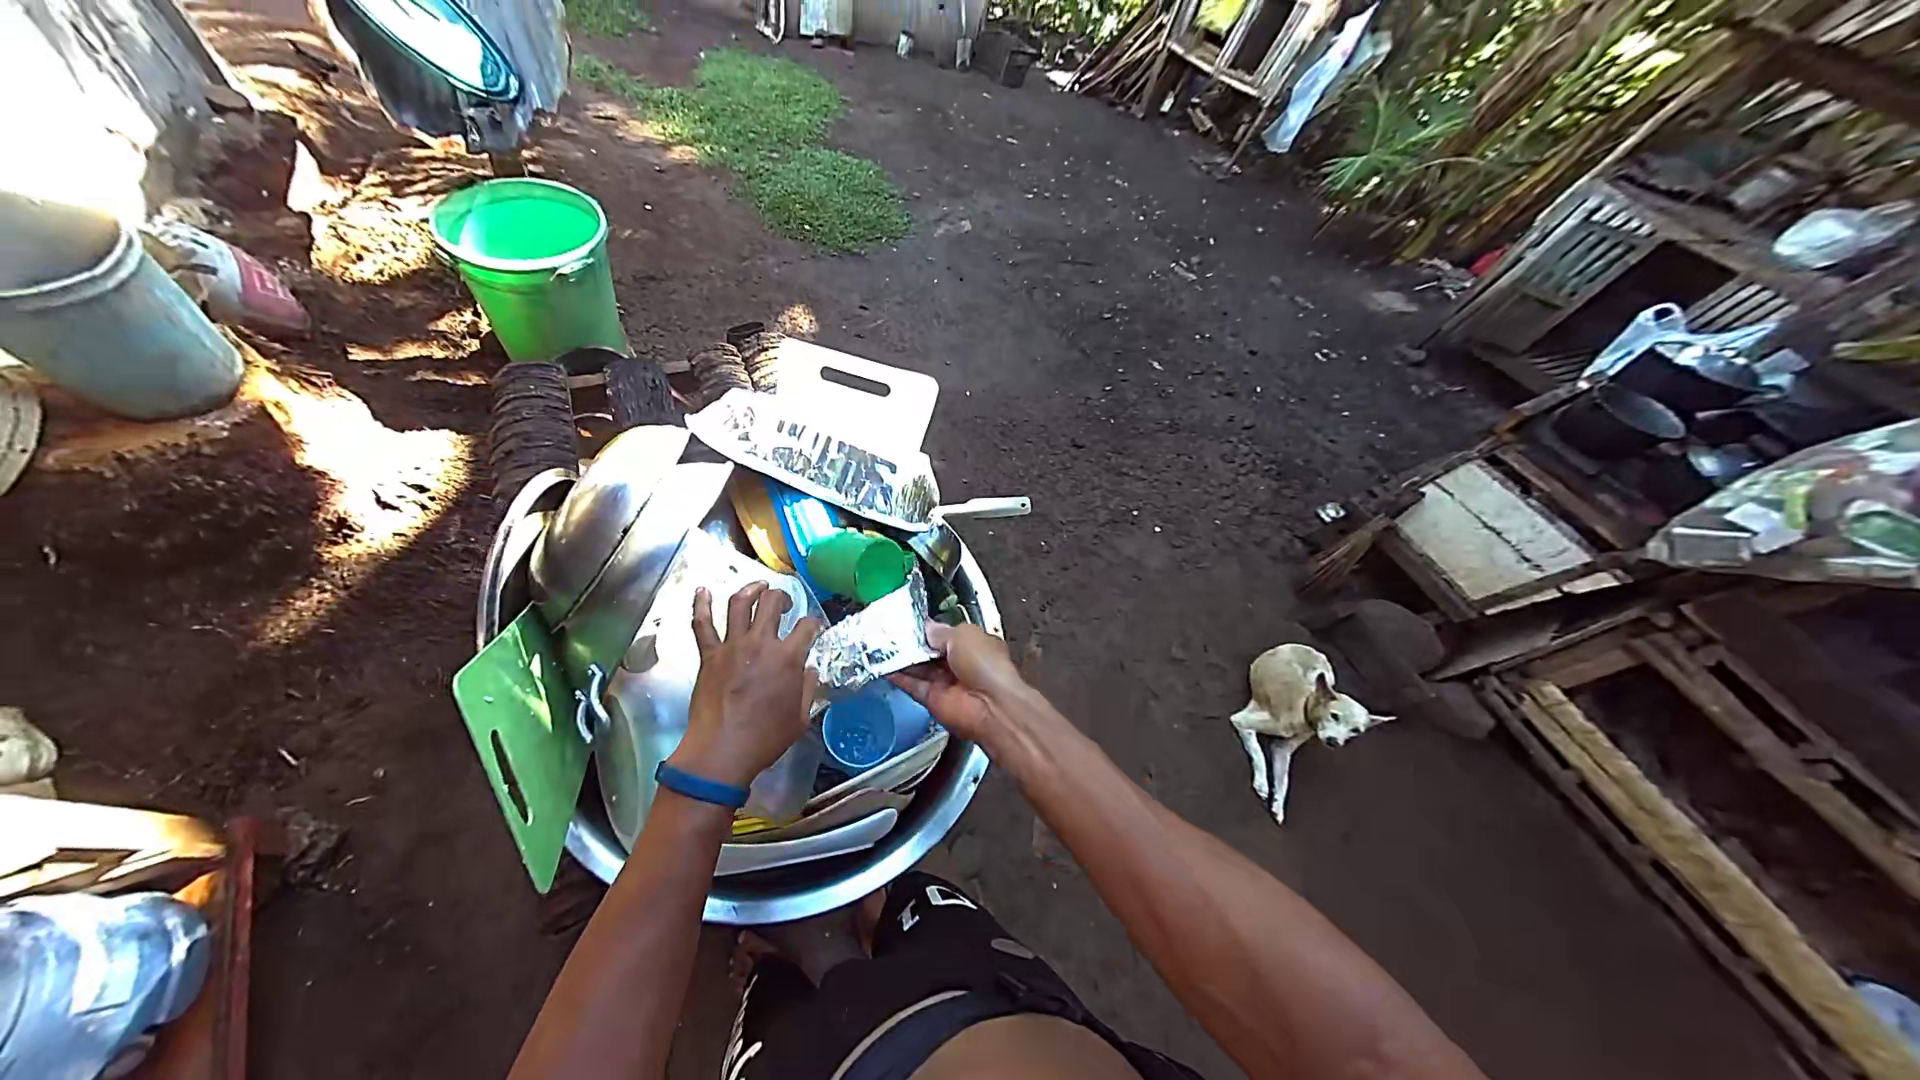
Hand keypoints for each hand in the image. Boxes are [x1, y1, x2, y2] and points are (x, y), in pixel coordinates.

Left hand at [670, 583, 823, 789]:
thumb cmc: (765, 738)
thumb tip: (810, 671)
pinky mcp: (709, 655)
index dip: (815, 623)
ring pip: (740, 604)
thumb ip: (808, 689)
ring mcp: (732, 646)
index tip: (815, 627)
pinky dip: (701, 605)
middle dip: (782, 596)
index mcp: (788, 658)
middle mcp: (761, 643)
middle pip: (772, 603)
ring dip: (751, 589)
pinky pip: (702, 624)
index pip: (807, 626)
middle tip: (785, 602)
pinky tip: (702, 590)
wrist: (722, 750)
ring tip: (758, 586)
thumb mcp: (800, 717)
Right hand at [890, 623, 1033, 745]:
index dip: (929, 630)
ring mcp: (946, 684)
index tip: (909, 622)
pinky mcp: (933, 700)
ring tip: (882, 645)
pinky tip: (885, 666)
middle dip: (913, 644)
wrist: (991, 705)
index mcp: (973, 645)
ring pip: (919, 669)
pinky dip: (899, 677)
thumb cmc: (987, 665)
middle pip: (930, 653)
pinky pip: (913, 686)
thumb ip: (940, 632)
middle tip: (891, 632)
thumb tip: (927, 628)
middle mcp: (960, 665)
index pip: (947, 635)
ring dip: (903, 659)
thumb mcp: (963, 635)